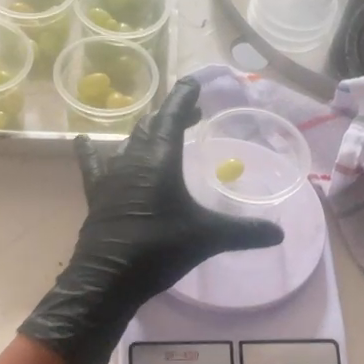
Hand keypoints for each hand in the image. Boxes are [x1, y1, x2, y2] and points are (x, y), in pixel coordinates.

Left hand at [20, 77, 283, 363]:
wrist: (107, 280)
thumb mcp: (207, 239)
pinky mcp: (97, 196)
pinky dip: (94, 152)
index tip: (193, 83)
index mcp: (160, 160)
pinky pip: (94, 165)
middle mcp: (132, 160)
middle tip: (192, 114)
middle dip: (172, 115)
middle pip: (152, 126)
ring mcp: (111, 177)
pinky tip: (84, 142)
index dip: (184, 98)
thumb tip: (278, 233)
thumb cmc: (158, 250)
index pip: (173, 116)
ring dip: (146, 134)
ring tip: (161, 133)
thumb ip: (244, 232)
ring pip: (127, 143)